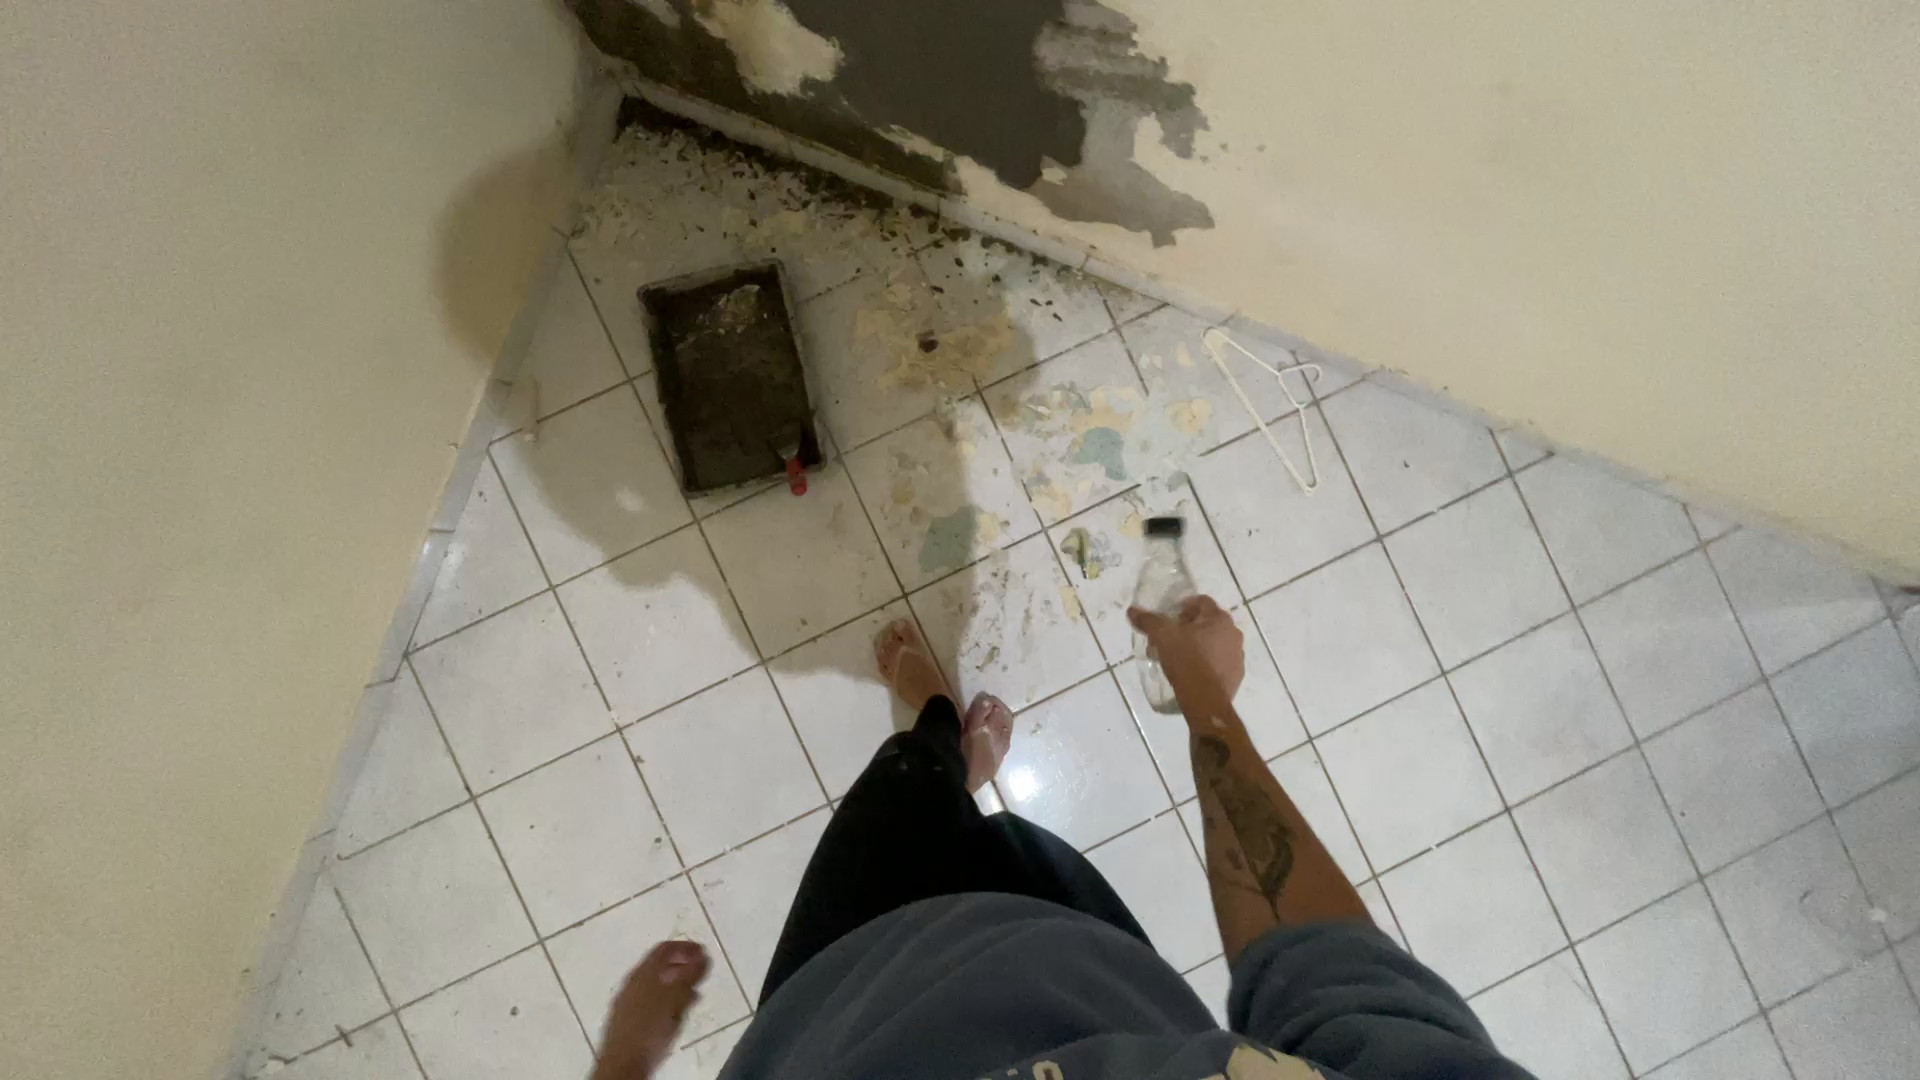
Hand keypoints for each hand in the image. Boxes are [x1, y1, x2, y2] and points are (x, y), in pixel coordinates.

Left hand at [593, 941, 708, 1079]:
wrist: (621, 1068)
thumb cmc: (650, 1028)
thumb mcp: (677, 998)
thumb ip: (691, 975)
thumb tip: (703, 956)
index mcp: (642, 973)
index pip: (665, 948)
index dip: (686, 947)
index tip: (703, 952)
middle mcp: (631, 983)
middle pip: (659, 966)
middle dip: (681, 966)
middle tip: (699, 972)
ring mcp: (626, 1003)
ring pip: (655, 985)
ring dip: (675, 985)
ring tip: (693, 994)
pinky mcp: (625, 1022)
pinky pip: (650, 1002)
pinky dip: (666, 1001)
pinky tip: (676, 1014)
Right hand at [1127, 595, 1244, 704]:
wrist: (1204, 698)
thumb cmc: (1185, 659)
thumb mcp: (1162, 636)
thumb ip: (1148, 620)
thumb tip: (1132, 610)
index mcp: (1218, 618)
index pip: (1201, 601)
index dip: (1183, 606)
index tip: (1169, 619)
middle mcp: (1233, 632)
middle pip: (1208, 622)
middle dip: (1188, 627)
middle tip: (1170, 638)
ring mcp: (1237, 654)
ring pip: (1215, 642)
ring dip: (1199, 644)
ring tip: (1179, 656)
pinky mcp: (1236, 674)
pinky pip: (1219, 661)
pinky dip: (1207, 662)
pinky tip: (1192, 671)